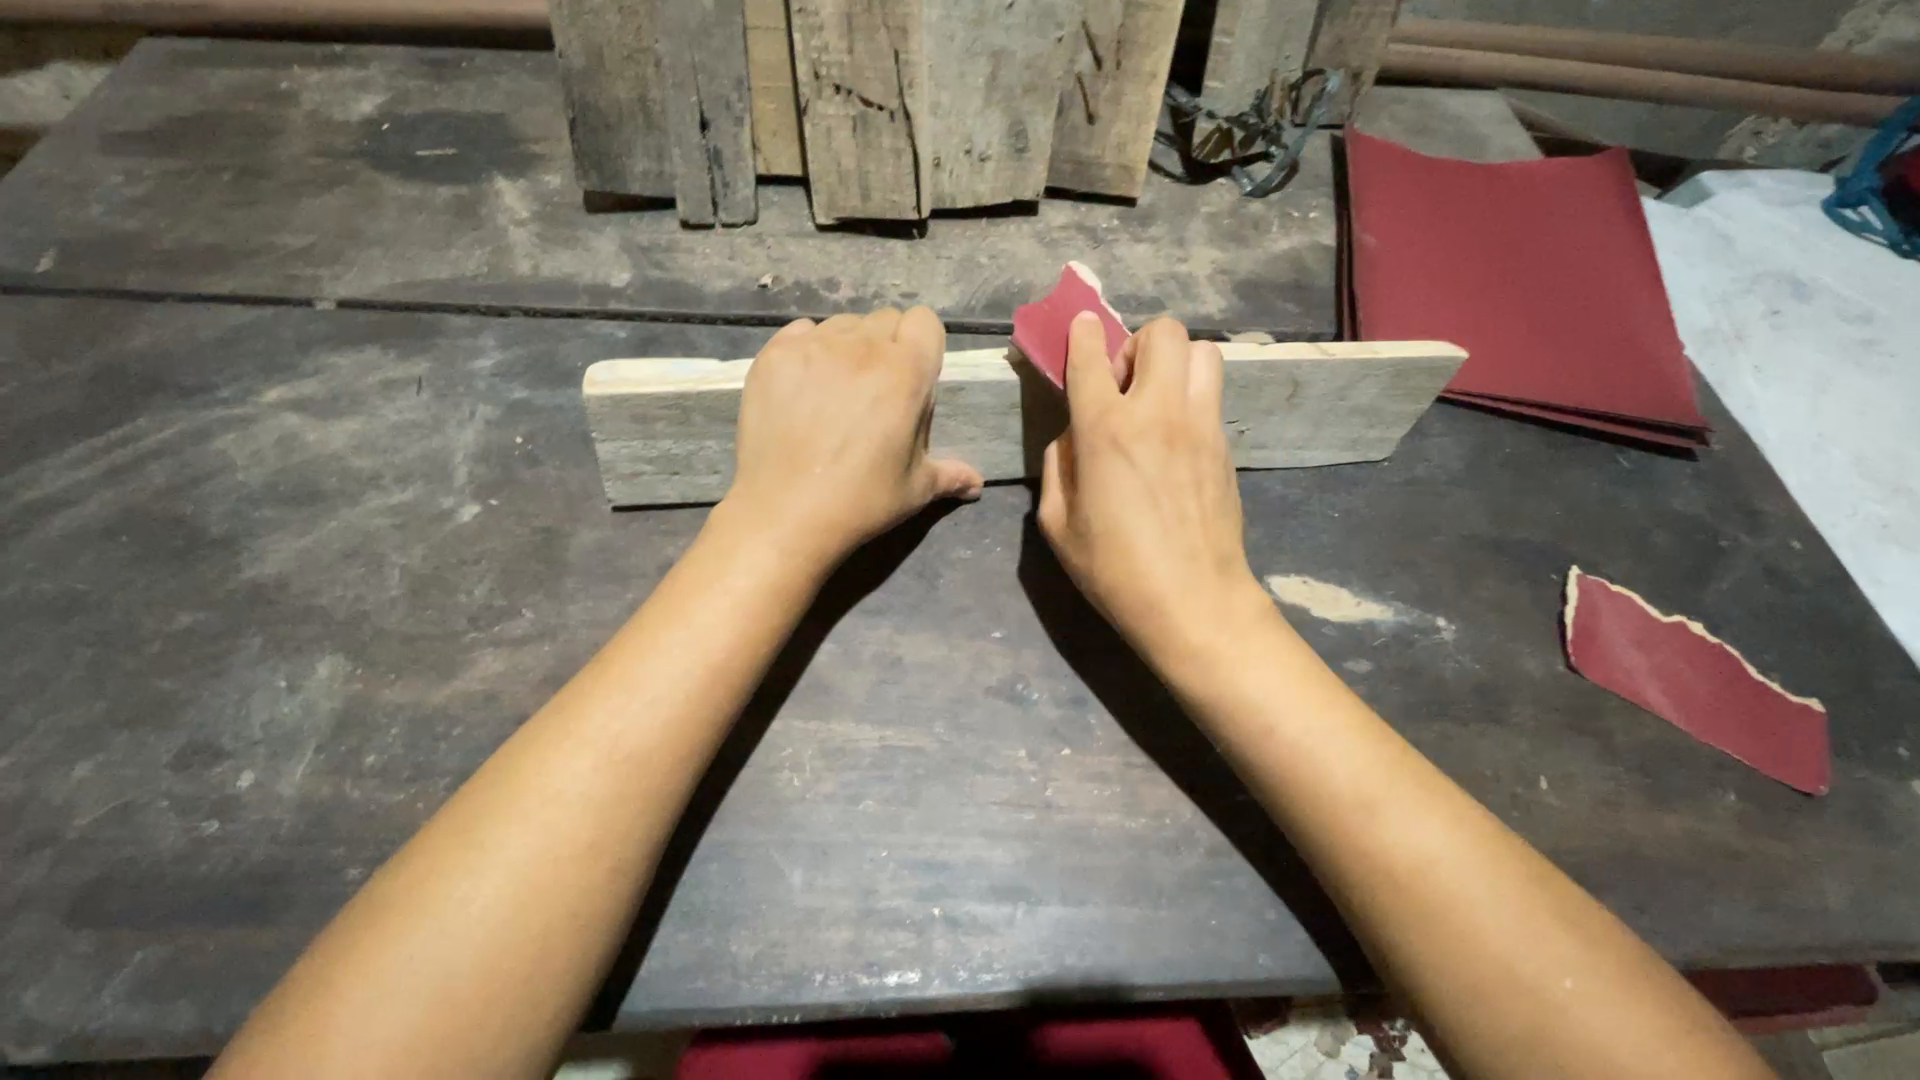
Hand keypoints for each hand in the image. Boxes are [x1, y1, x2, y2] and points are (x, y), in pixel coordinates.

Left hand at [720, 307, 984, 566]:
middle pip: (884, 320)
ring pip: (842, 325)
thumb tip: (976, 484)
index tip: (912, 376)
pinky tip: (803, 386)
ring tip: (835, 390)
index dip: (921, 345)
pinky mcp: (775, 355)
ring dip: (847, 347)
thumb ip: (950, 475)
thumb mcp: (915, 489)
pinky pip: (802, 332)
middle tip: (874, 390)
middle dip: (886, 346)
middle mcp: (863, 347)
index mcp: (907, 372)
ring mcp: (815, 347)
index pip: (924, 322)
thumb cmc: (861, 501)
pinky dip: (808, 350)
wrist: (786, 513)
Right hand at [1038, 313, 1264, 656]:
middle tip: (1124, 383)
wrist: (1193, 600)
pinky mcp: (1225, 445)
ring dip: (1175, 363)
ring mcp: (1201, 425)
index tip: (1081, 328)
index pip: (1092, 357)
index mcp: (1105, 430)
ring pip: (1202, 351)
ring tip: (1157, 400)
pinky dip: (1192, 396)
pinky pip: (1213, 393)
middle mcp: (1157, 413)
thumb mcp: (1057, 524)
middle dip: (1137, 344)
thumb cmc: (1113, 569)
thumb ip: (1057, 466)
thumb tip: (1074, 436)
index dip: (1083, 334)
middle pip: (1163, 333)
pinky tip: (1176, 437)